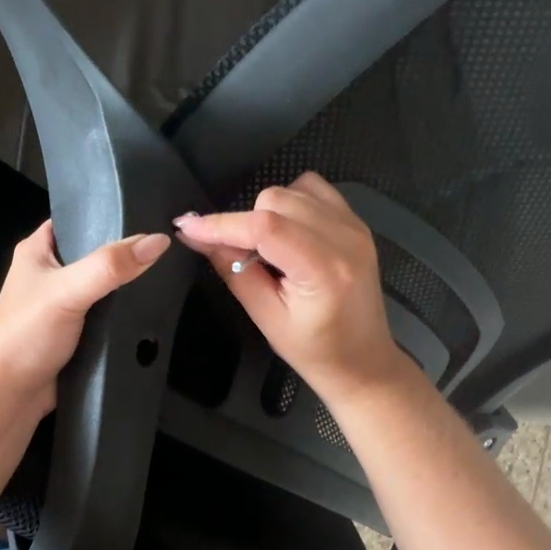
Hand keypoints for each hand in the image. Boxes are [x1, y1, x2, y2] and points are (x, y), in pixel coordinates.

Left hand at [0, 220, 171, 410]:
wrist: (8, 396)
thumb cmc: (26, 334)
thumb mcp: (68, 291)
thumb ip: (110, 266)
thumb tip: (159, 240)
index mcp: (37, 250)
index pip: (77, 218)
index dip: (109, 213)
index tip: (151, 210)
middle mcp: (49, 273)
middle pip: (95, 253)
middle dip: (126, 252)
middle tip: (169, 243)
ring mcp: (62, 305)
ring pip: (103, 287)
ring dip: (127, 286)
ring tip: (170, 272)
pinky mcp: (75, 333)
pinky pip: (105, 316)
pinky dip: (123, 315)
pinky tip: (152, 309)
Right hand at [174, 172, 419, 402]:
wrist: (363, 360)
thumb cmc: (314, 350)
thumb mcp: (266, 317)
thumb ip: (233, 272)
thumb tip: (197, 237)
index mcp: (324, 270)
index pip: (265, 228)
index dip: (221, 223)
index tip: (187, 227)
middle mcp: (345, 238)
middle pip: (275, 200)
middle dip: (245, 224)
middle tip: (241, 258)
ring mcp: (354, 225)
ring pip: (290, 190)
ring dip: (265, 214)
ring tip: (268, 251)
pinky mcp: (355, 221)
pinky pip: (312, 189)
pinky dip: (290, 203)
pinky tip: (287, 233)